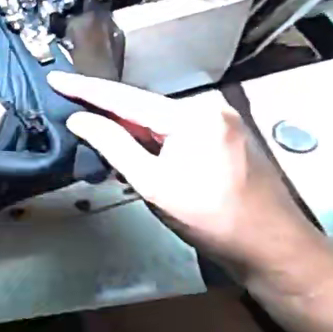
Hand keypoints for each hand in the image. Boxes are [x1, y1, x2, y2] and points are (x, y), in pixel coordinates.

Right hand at [48, 72, 332, 295]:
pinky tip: (133, 157)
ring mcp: (218, 124)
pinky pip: (172, 133)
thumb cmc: (214, 221)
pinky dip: (149, 143)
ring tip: (98, 144)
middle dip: (106, 115)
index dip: (85, 89)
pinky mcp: (222, 140)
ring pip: (155, 122)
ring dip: (127, 134)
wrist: (275, 252)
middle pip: (140, 108)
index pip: (125, 98)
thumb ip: (112, 144)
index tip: (56, 79)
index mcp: (192, 116)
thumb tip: (80, 119)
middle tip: (71, 118)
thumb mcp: (152, 184)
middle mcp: (207, 111)